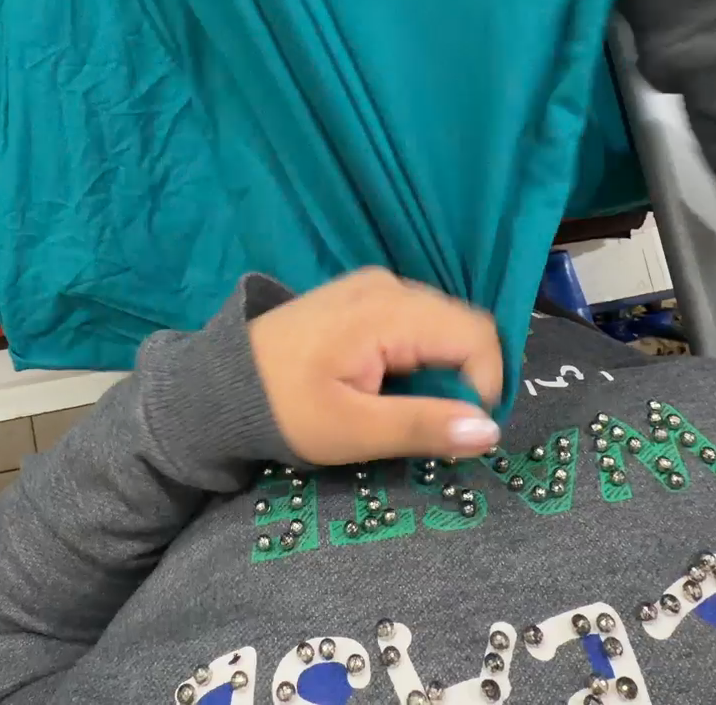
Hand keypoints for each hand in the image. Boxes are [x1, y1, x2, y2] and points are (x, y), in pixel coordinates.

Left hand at [249, 268, 503, 465]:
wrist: (225, 382)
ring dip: (439, 369)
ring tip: (399, 403)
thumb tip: (490, 430)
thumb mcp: (353, 430)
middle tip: (424, 420)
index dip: (482, 386)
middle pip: (462, 327)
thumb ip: (423, 426)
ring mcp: (376, 285)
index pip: (476, 336)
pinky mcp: (366, 294)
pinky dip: (418, 355)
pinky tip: (386, 381)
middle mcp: (389, 285)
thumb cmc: (285, 408)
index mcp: (388, 311)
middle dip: (461, 378)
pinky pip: (418, 321)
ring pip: (443, 325)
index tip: (455, 428)